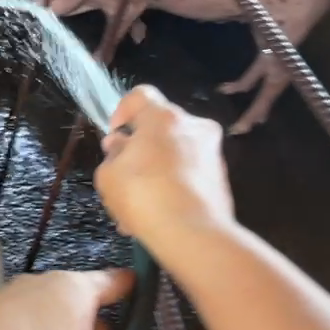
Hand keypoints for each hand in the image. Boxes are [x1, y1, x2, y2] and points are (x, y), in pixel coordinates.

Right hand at [94, 85, 235, 240]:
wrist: (193, 234)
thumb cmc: (143, 195)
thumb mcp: (108, 175)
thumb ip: (113, 154)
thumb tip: (121, 145)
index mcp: (164, 118)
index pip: (140, 95)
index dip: (121, 111)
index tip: (114, 136)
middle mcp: (194, 127)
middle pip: (159, 127)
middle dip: (138, 148)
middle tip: (122, 175)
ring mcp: (212, 153)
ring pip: (173, 154)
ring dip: (153, 172)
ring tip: (135, 206)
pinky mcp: (221, 179)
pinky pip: (186, 176)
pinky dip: (170, 188)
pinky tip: (154, 215)